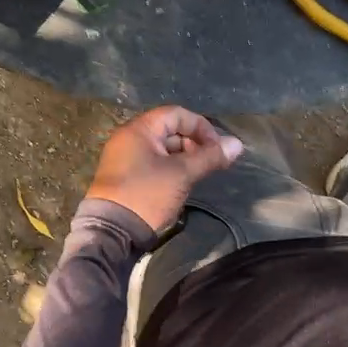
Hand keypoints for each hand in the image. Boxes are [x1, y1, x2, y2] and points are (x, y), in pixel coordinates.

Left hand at [86, 106, 243, 235]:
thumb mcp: (182, 174)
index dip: (201, 127)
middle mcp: (129, 138)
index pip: (176, 114)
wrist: (111, 232)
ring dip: (184, 157)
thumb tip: (237, 144)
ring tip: (199, 173)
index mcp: (139, 129)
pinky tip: (182, 183)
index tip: (217, 147)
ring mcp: (125, 157)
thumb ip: (209, 157)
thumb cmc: (147, 195)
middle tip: (210, 162)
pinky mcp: (126, 176)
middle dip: (194, 143)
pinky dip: (170, 167)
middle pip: (169, 130)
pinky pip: (153, 162)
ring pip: (162, 148)